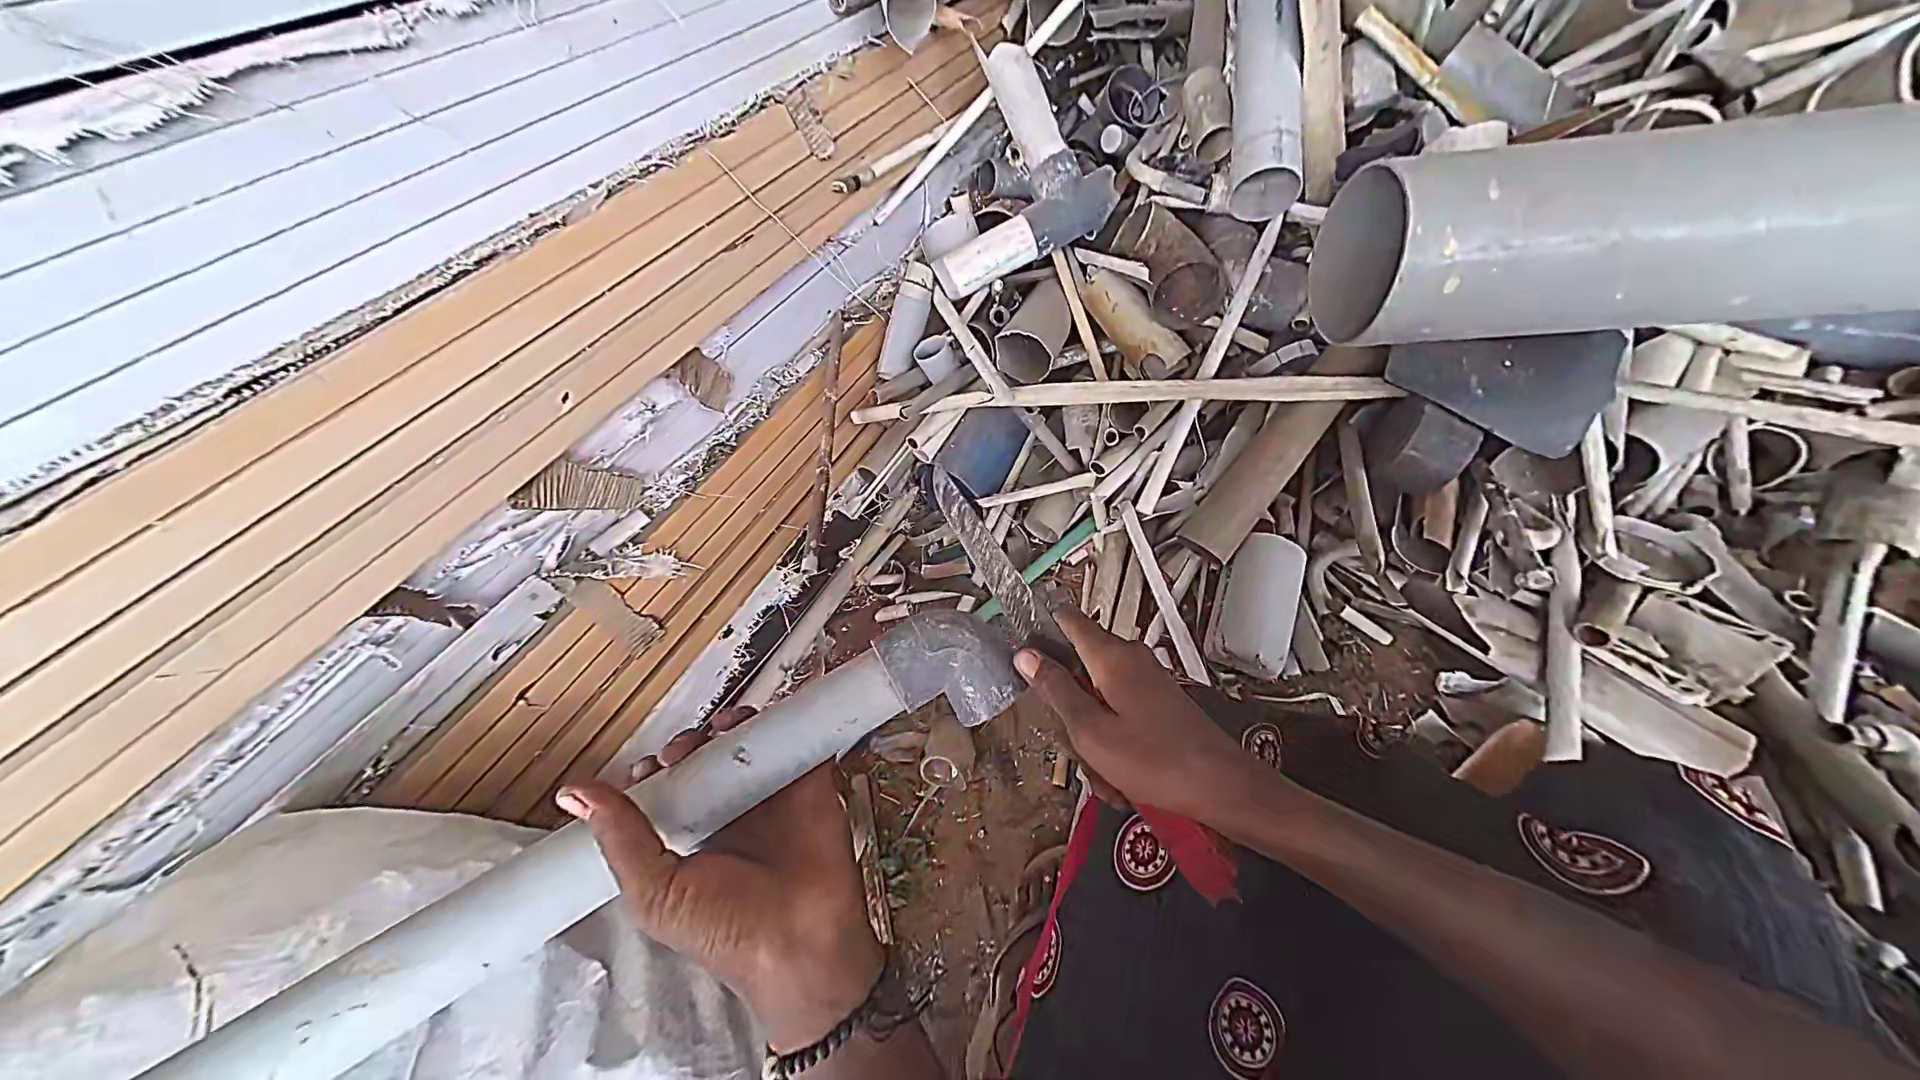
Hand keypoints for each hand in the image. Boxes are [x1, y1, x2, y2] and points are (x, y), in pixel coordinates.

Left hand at [557, 707, 882, 1051]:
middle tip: (690, 747)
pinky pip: (795, 740)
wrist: (801, 941)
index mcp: (695, 837)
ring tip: (726, 728)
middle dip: (694, 742)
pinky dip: (783, 720)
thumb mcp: (656, 892)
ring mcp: (772, 794)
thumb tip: (573, 794)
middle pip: (709, 757)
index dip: (659, 769)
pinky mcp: (809, 783)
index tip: (652, 765)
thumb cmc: (727, 931)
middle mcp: (732, 812)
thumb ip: (621, 838)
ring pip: (749, 743)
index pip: (671, 788)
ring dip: (735, 726)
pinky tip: (764, 720)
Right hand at [1015, 608, 1255, 822]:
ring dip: (1093, 740)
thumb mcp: (1090, 730)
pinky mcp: (1158, 703)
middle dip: (1071, 712)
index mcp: (1111, 656)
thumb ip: (1056, 689)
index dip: (1041, 633)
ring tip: (1107, 776)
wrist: (1224, 789)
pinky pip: (1120, 717)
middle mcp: (1129, 659)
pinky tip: (1123, 780)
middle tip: (1077, 746)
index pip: (1067, 620)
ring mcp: (1146, 681)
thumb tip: (1026, 656)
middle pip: (1078, 671)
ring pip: (1097, 701)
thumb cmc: (1158, 761)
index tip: (1025, 660)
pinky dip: (1115, 746)